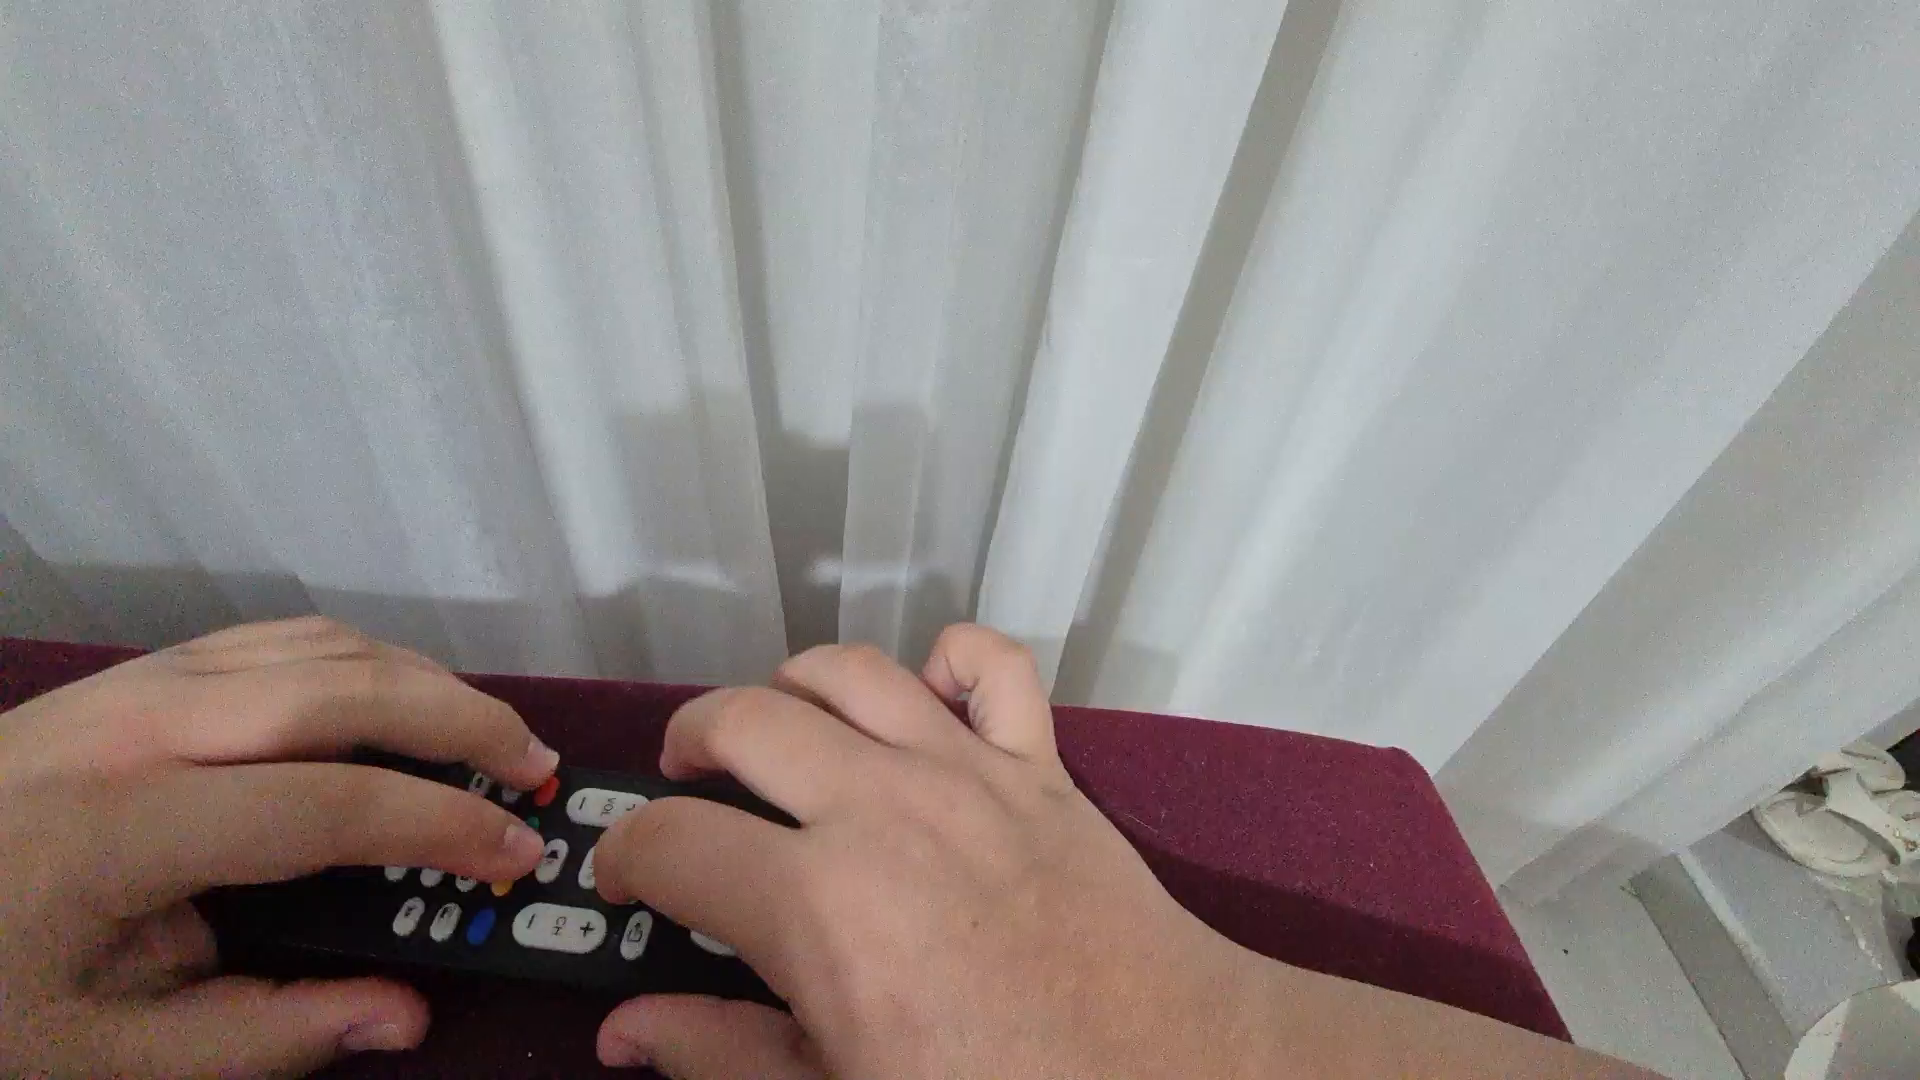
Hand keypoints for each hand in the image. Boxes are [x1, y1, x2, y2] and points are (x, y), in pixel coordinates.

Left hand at [0, 617, 556, 1077]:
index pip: (334, 808)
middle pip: (355, 692)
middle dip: (469, 723)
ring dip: (434, 685)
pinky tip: (405, 700)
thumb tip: (408, 1014)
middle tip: (535, 765)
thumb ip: (264, 1036)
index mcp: (115, 828)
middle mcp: (139, 727)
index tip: (517, 852)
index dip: (447, 828)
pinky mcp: (155, 665)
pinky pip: (301, 637)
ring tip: (484, 733)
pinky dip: (380, 660)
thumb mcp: (95, 1058)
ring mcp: (145, 679)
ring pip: (339, 648)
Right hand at [591, 624, 1274, 1078]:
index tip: (629, 875)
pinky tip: (927, 694)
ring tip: (784, 722)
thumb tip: (625, 1024)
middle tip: (689, 778)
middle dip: (692, 740)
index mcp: (818, 904)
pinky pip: (994, 664)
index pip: (674, 843)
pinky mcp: (1037, 758)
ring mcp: (967, 767)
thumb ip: (722, 1054)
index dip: (627, 853)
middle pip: (747, 720)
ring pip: (853, 669)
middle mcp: (883, 807)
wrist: (1160, 1075)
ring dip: (796, 682)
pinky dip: (953, 658)